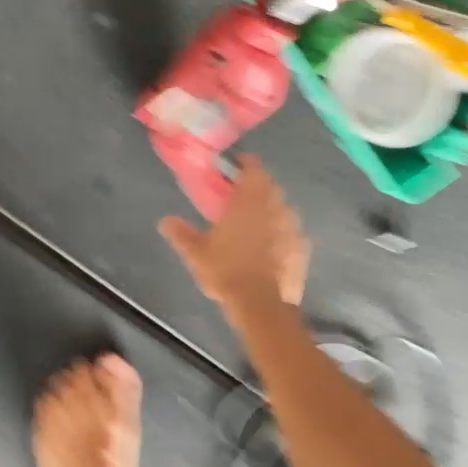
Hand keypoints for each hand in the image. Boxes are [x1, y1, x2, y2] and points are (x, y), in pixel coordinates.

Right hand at [159, 155, 308, 310]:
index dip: (246, 162)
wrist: (261, 304)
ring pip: (283, 208)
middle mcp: (275, 208)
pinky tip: (272, 247)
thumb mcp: (196, 252)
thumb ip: (180, 233)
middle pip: (270, 186)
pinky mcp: (303, 249)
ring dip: (272, 209)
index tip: (237, 164)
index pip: (253, 168)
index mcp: (249, 201)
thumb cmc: (226, 269)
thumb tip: (165, 221)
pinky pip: (292, 233)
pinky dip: (283, 233)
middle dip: (258, 186)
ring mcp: (293, 228)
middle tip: (242, 195)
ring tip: (257, 222)